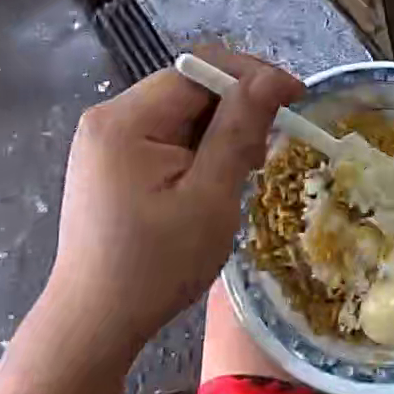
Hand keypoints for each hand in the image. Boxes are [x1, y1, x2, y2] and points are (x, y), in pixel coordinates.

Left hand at [46, 49, 304, 353]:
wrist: (95, 323)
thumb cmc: (155, 266)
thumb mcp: (210, 197)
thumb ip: (239, 130)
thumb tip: (272, 79)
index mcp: (126, 119)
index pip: (199, 71)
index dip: (252, 77)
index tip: (297, 98)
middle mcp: (109, 117)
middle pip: (189, 88)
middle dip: (237, 108)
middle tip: (268, 148)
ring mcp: (106, 139)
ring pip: (181, 112)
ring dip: (221, 130)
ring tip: (243, 170)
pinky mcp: (111, 160)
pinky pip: (166, 135)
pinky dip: (199, 147)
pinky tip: (213, 178)